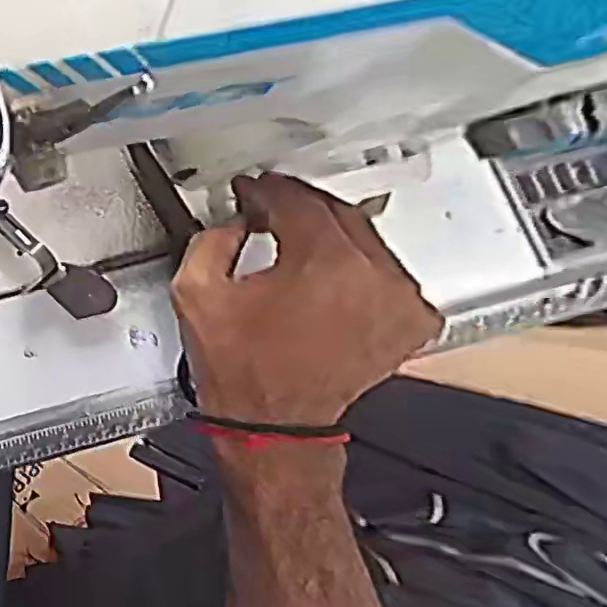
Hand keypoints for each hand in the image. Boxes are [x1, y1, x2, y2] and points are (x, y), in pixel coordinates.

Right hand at [171, 172, 442, 426]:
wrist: (272, 417)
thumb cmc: (240, 365)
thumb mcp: (194, 293)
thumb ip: (210, 242)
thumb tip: (232, 226)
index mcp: (325, 263)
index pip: (298, 202)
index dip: (266, 190)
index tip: (251, 190)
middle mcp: (375, 276)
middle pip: (339, 214)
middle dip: (298, 206)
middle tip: (267, 206)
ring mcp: (400, 298)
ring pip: (367, 240)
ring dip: (328, 233)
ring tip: (292, 239)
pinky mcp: (411, 319)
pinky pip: (385, 272)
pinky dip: (355, 265)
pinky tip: (324, 273)